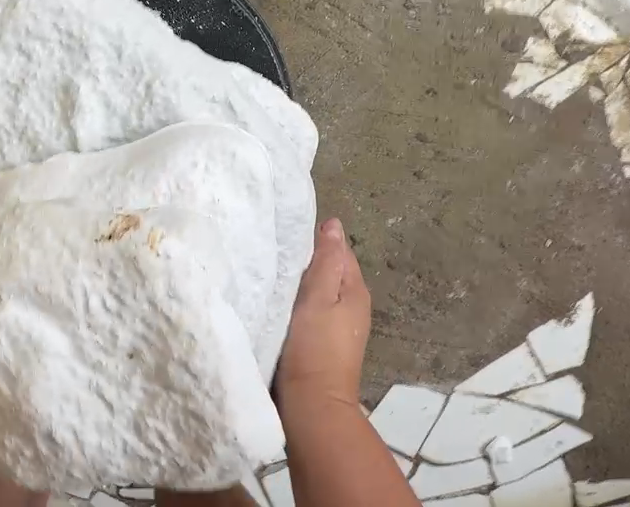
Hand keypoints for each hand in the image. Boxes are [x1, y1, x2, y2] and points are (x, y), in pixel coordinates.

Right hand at [276, 218, 370, 420]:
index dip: (317, 238)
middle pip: (330, 269)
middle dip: (307, 257)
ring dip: (301, 278)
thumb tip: (334, 224)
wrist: (312, 405)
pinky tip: (278, 296)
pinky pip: (311, 306)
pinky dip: (297, 298)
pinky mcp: (323, 339)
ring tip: (273, 267)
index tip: (286, 229)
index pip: (340, 250)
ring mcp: (339, 324)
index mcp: (355, 290)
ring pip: (320, 288)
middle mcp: (352, 304)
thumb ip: (326, 260)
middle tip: (275, 246)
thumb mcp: (318, 297)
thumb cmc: (315, 347)